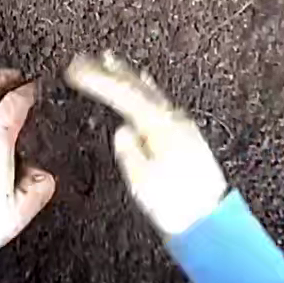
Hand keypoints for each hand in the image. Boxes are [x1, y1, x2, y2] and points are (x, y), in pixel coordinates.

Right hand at [65, 52, 227, 236]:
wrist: (210, 223)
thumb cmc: (177, 206)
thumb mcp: (142, 181)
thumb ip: (129, 152)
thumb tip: (122, 131)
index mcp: (158, 125)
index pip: (121, 93)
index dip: (96, 79)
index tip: (73, 69)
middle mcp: (170, 118)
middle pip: (134, 85)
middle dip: (107, 70)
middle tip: (83, 59)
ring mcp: (178, 123)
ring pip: (146, 90)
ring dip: (125, 74)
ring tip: (109, 60)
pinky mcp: (182, 132)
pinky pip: (157, 99)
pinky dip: (144, 87)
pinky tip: (144, 83)